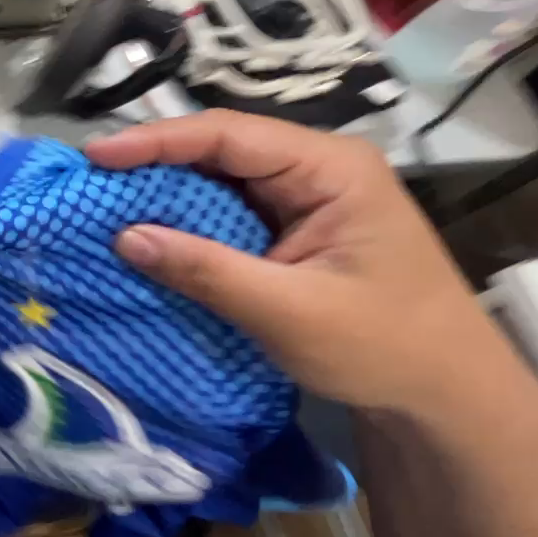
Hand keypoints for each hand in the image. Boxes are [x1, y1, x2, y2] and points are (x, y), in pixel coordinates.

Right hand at [86, 110, 511, 413]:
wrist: (448, 401)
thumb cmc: (386, 349)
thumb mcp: (290, 313)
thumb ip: (205, 270)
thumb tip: (121, 236)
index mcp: (331, 169)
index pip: (227, 135)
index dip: (155, 140)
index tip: (95, 155)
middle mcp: (314, 168)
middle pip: (216, 147)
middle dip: (151, 160)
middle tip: (89, 178)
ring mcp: (301, 196)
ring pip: (213, 175)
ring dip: (160, 188)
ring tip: (103, 198)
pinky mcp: (287, 224)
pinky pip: (220, 206)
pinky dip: (179, 216)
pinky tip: (143, 225)